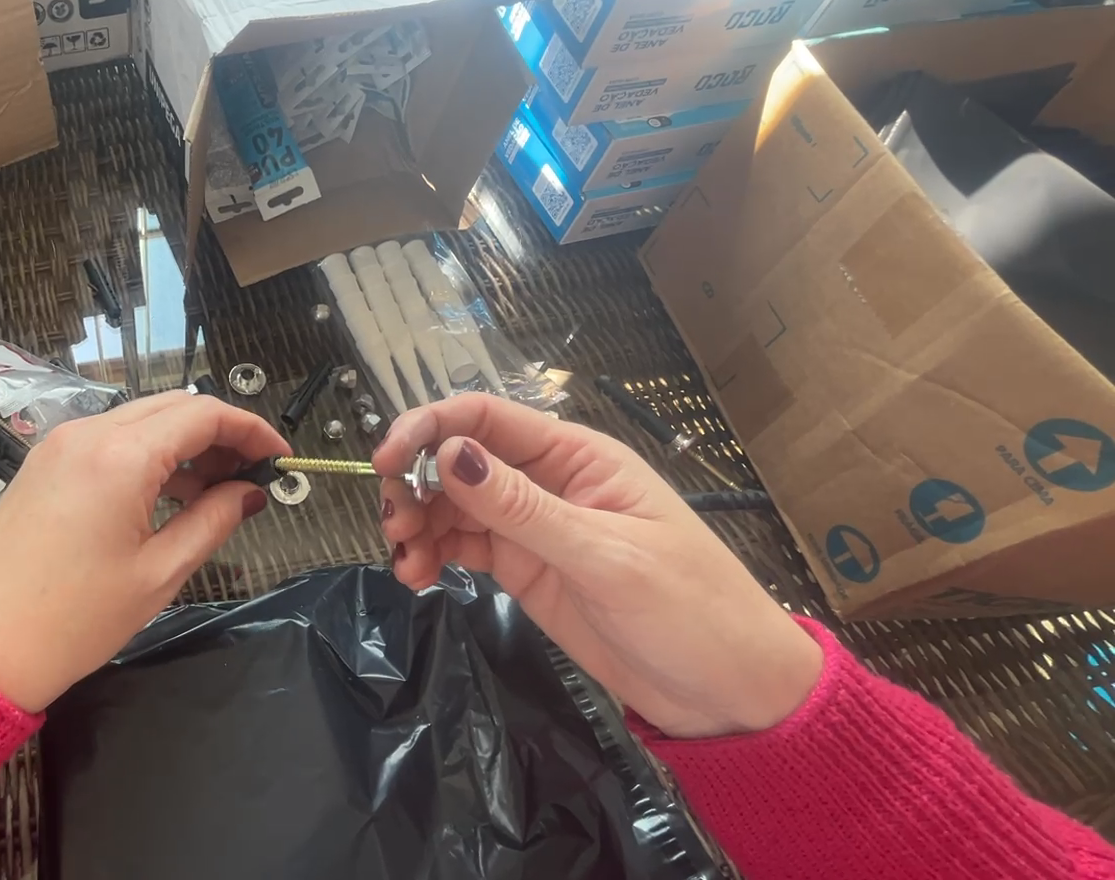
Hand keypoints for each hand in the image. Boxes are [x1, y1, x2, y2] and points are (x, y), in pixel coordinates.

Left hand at [0, 392, 287, 712]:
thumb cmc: (75, 619)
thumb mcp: (160, 572)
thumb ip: (214, 519)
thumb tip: (250, 491)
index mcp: (120, 456)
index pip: (203, 413)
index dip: (251, 428)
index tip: (279, 456)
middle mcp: (89, 432)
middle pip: (173, 406)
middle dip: (220, 432)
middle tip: (251, 475)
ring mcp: (62, 442)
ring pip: (142, 419)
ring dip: (185, 443)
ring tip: (216, 491)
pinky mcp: (47, 460)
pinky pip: (112, 439)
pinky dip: (149, 454)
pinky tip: (168, 493)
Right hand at [372, 394, 821, 739]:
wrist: (729, 698)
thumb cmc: (691, 612)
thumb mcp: (606, 558)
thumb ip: (522, 507)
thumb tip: (448, 452)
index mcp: (573, 456)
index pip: (484, 417)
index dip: (427, 427)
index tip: (386, 460)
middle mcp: (542, 479)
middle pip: (453, 458)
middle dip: (414, 484)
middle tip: (395, 526)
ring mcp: (526, 522)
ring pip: (448, 502)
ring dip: (416, 524)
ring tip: (406, 562)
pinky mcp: (516, 562)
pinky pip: (457, 543)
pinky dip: (429, 554)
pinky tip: (417, 576)